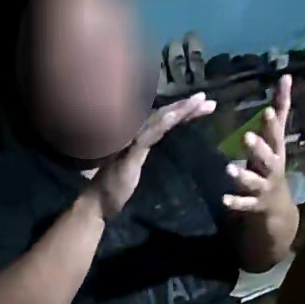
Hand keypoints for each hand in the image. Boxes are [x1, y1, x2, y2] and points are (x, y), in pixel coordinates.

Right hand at [85, 93, 216, 219]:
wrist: (95, 203)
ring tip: (199, 101)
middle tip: (208, 100)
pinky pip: (149, 134)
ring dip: (179, 110)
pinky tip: (176, 115)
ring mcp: (131, 140)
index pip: (164, 121)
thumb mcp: (135, 170)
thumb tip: (162, 149)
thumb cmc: (113, 190)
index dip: (183, 113)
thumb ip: (145, 156)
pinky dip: (163, 123)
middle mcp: (135, 134)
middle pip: (164, 115)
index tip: (204, 107)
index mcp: (140, 139)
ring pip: (159, 119)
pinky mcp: (129, 151)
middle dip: (187, 107)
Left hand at [223, 75, 290, 214]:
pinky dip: (235, 202)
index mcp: (276, 150)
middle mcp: (273, 168)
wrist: (278, 208)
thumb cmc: (272, 165)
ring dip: (242, 176)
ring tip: (228, 169)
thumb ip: (280, 109)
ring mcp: (264, 188)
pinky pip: (245, 204)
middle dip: (258, 148)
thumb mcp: (276, 139)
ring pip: (254, 182)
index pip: (275, 135)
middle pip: (268, 158)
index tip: (266, 112)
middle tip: (246, 137)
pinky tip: (223, 199)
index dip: (272, 124)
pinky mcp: (255, 205)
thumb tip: (286, 76)